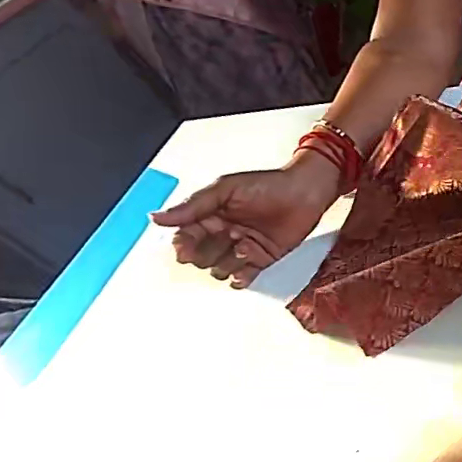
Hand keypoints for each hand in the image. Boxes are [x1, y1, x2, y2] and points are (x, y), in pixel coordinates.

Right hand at [150, 155, 342, 285]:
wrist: (305, 192)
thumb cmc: (268, 184)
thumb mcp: (226, 189)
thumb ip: (193, 206)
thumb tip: (156, 217)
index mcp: (210, 216)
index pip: (185, 237)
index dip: (183, 244)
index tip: (185, 247)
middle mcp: (223, 234)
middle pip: (199, 257)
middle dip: (207, 253)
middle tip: (224, 241)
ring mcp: (241, 248)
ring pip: (219, 269)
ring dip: (228, 262)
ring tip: (245, 246)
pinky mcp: (261, 260)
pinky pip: (242, 277)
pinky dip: (241, 277)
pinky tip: (246, 267)